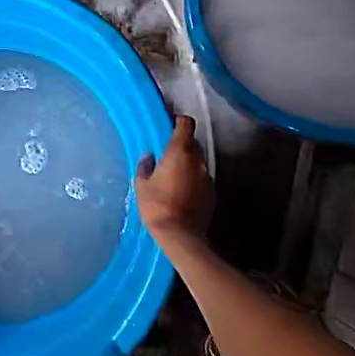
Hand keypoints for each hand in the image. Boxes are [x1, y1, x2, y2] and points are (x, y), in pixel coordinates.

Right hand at [135, 115, 213, 241]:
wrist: (181, 234)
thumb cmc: (157, 205)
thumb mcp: (142, 185)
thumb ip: (145, 166)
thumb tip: (149, 157)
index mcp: (179, 152)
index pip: (186, 125)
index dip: (178, 121)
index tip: (169, 124)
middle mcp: (198, 160)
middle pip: (193, 143)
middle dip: (181, 144)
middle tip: (166, 153)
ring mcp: (208, 177)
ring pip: (197, 161)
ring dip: (187, 162)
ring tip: (173, 174)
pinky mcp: (212, 192)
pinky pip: (201, 178)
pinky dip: (193, 178)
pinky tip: (181, 190)